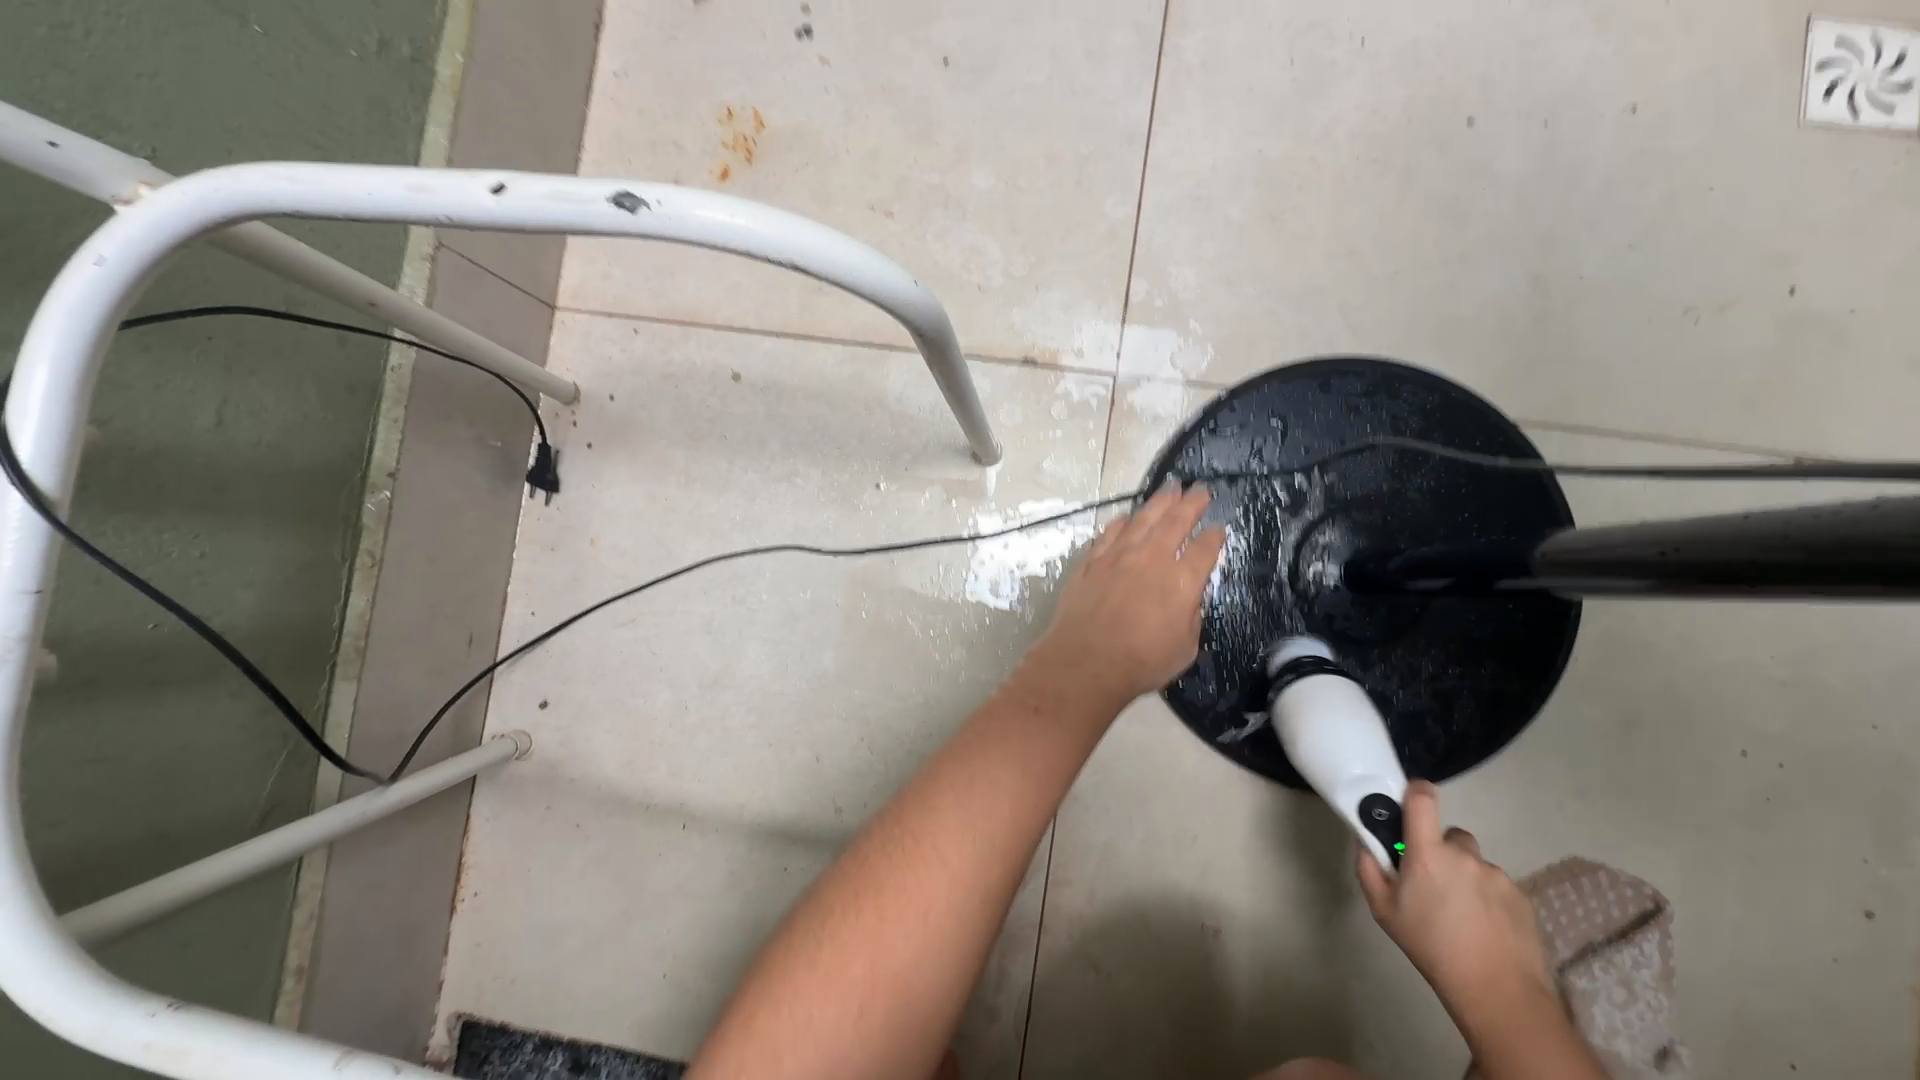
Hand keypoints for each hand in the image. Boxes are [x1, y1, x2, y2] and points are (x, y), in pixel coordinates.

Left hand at [1028, 483, 1226, 706]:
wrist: (1086, 661)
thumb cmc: (1141, 662)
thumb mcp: (1185, 647)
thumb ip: (1191, 617)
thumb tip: (1188, 599)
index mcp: (1182, 581)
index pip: (1205, 549)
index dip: (1215, 537)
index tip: (1219, 529)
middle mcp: (1152, 559)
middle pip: (1175, 522)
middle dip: (1191, 504)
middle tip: (1199, 490)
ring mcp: (1118, 557)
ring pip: (1142, 519)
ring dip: (1159, 503)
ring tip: (1169, 490)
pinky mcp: (1092, 562)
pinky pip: (1110, 533)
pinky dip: (1122, 522)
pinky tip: (1127, 517)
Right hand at [1355, 781, 1549, 1009]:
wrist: (1495, 988)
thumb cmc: (1429, 945)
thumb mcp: (1383, 910)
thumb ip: (1369, 869)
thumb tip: (1366, 844)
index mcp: (1428, 853)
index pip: (1423, 800)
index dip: (1416, 791)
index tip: (1411, 798)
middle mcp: (1464, 855)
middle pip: (1450, 837)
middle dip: (1439, 852)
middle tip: (1431, 884)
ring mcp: (1497, 874)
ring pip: (1474, 864)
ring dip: (1464, 877)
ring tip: (1461, 914)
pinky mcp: (1520, 895)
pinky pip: (1496, 885)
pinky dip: (1487, 898)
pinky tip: (1483, 927)